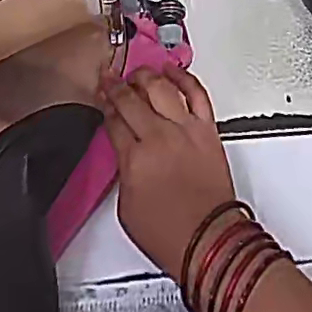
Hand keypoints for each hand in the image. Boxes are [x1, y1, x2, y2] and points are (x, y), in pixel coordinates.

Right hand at [100, 63, 237, 280]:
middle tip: (110, 78)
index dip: (105, 104)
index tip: (101, 97)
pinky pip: (196, 94)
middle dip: (116, 86)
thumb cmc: (171, 233)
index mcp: (134, 159)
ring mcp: (185, 130)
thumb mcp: (127, 208)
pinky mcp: (207, 130)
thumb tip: (126, 152)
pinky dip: (184, 78)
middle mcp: (159, 138)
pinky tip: (173, 71)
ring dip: (145, 76)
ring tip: (137, 73)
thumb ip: (124, 171)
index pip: (113, 119)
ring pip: (160, 88)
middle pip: (131, 99)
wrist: (209, 241)